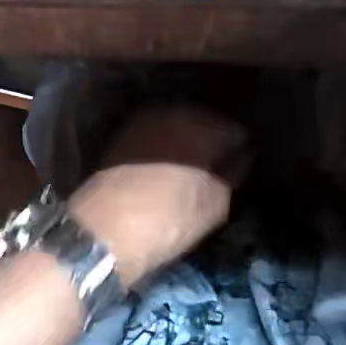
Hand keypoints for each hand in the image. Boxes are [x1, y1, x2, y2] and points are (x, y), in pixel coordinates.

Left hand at [68, 105, 247, 283]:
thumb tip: (242, 156)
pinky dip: (162, 148)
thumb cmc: (169, 221)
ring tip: (190, 172)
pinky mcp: (121, 135)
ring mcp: (143, 121)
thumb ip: (233, 173)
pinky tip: (164, 170)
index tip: (241, 169)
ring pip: (177, 126)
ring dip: (186, 143)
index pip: (237, 131)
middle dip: (212, 142)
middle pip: (205, 122)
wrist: (103, 232)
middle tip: (217, 170)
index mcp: (204, 125)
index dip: (242, 151)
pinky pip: (154, 136)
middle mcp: (174, 112)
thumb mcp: (215, 205)